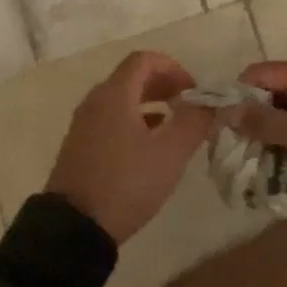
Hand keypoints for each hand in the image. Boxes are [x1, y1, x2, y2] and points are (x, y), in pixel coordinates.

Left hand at [46, 51, 215, 244]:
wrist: (75, 226)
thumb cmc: (127, 182)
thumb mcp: (170, 153)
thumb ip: (195, 121)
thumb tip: (211, 101)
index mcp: (114, 94)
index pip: (144, 60)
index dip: (174, 68)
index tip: (194, 91)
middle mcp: (95, 101)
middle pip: (131, 78)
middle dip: (163, 85)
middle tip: (189, 106)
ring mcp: (83, 124)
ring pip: (121, 100)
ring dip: (150, 105)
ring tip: (174, 127)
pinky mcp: (79, 146)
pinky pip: (110, 120)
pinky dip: (133, 121)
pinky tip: (149, 147)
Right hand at [232, 61, 286, 211]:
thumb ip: (267, 121)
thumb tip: (228, 109)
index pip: (257, 75)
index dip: (235, 95)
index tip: (218, 127)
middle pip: (265, 98)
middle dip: (246, 123)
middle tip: (231, 156)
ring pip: (277, 122)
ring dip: (262, 144)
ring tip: (249, 173)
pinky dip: (280, 155)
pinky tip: (272, 178)